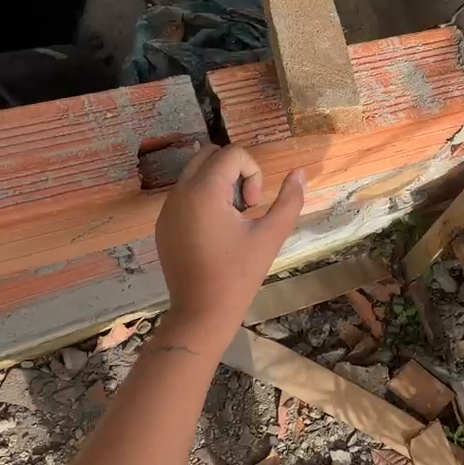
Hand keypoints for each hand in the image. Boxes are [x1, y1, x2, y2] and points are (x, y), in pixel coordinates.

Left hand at [154, 145, 304, 335]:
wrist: (202, 310)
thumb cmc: (240, 273)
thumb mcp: (272, 235)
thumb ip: (290, 200)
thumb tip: (299, 173)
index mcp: (204, 192)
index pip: (232, 154)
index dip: (253, 173)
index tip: (254, 205)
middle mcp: (179, 193)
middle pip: (209, 154)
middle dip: (234, 171)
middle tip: (246, 205)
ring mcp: (167, 208)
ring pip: (196, 172)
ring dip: (220, 184)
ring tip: (233, 219)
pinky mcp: (163, 223)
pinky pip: (185, 193)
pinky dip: (205, 199)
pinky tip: (217, 232)